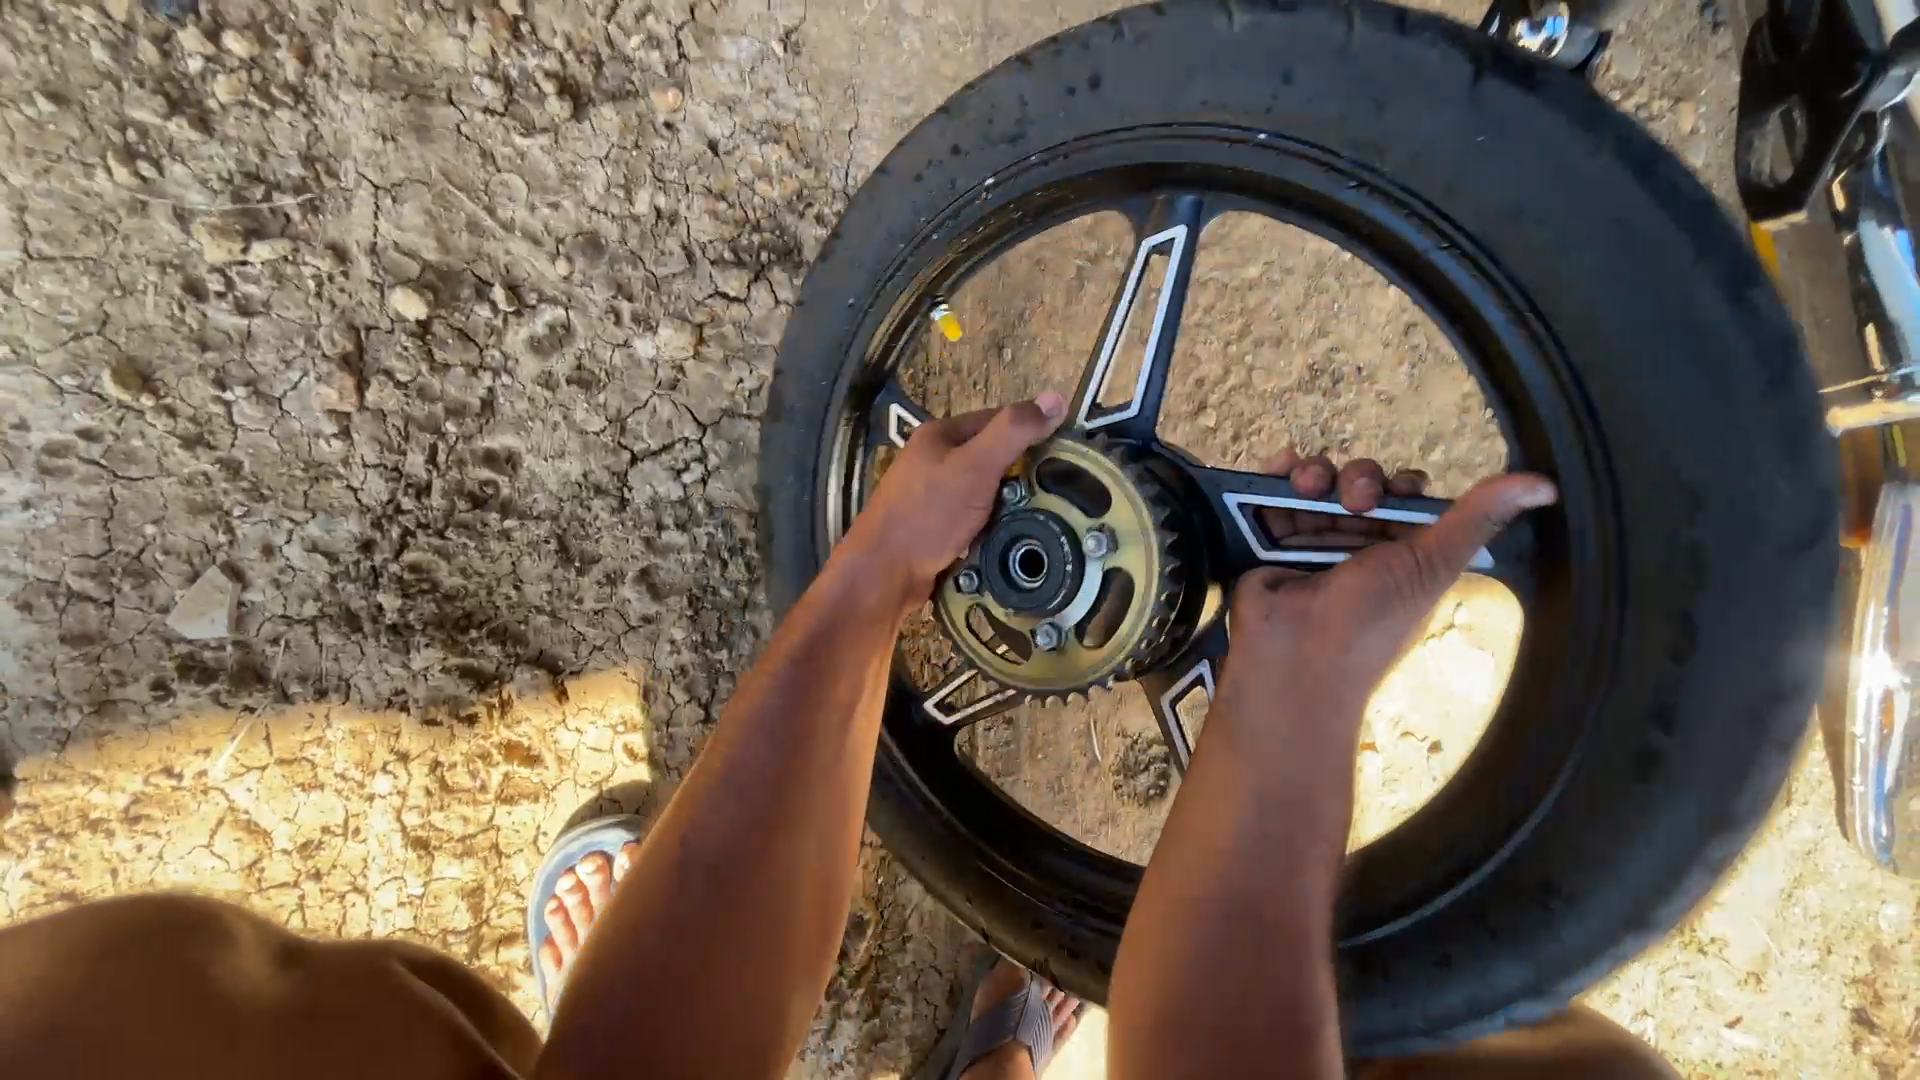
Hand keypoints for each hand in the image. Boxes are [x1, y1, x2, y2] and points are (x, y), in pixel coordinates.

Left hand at [838, 392, 1068, 609]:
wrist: (885, 573)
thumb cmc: (928, 514)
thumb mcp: (976, 466)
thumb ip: (1013, 432)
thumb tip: (1055, 398)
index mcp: (940, 436)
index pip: (996, 420)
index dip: (1030, 432)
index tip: (1064, 452)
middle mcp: (933, 462)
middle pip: (991, 459)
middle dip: (1022, 476)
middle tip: (1056, 493)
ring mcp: (932, 498)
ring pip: (985, 494)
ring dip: (1009, 507)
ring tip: (1041, 519)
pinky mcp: (935, 530)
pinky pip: (975, 523)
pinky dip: (992, 530)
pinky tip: (1011, 540)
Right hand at [1222, 451, 1556, 718]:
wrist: (1294, 653)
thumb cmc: (1369, 618)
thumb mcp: (1431, 567)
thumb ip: (1474, 521)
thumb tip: (1546, 484)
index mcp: (1401, 554)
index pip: (1405, 501)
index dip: (1400, 487)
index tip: (1393, 494)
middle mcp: (1355, 545)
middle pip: (1359, 486)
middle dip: (1356, 479)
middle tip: (1351, 501)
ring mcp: (1308, 541)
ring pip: (1317, 485)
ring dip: (1315, 474)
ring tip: (1305, 486)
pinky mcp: (1267, 538)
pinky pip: (1272, 494)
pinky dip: (1276, 474)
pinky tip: (1280, 467)